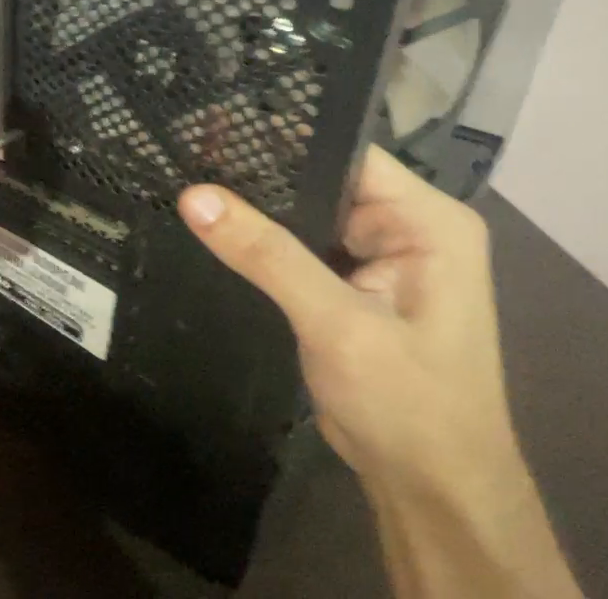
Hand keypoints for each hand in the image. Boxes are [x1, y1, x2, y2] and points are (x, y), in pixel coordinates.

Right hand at [176, 146, 518, 491]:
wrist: (430, 485)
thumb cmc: (409, 402)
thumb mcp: (336, 324)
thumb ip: (267, 255)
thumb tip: (193, 195)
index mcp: (426, 223)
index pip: (344, 153)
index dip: (277, 134)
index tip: (205, 121)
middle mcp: (403, 229)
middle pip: (316, 177)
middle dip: (250, 167)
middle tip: (177, 145)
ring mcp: (372, 257)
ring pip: (297, 210)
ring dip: (247, 203)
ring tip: (178, 172)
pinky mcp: (342, 284)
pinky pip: (290, 243)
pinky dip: (252, 236)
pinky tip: (204, 222)